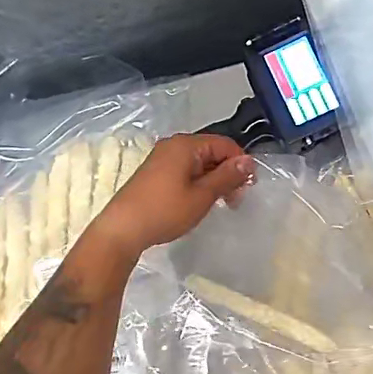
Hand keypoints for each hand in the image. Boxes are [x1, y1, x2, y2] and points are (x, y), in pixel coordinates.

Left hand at [87, 134, 254, 255]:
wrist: (123, 229)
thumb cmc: (165, 211)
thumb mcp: (203, 195)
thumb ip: (227, 176)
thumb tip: (249, 161)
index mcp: (186, 145)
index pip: (225, 144)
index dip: (241, 164)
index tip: (248, 188)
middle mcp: (174, 145)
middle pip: (212, 152)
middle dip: (228, 173)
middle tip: (234, 200)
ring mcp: (163, 158)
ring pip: (200, 163)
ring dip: (214, 180)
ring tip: (220, 204)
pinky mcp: (156, 172)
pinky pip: (186, 170)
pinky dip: (199, 183)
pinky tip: (200, 201)